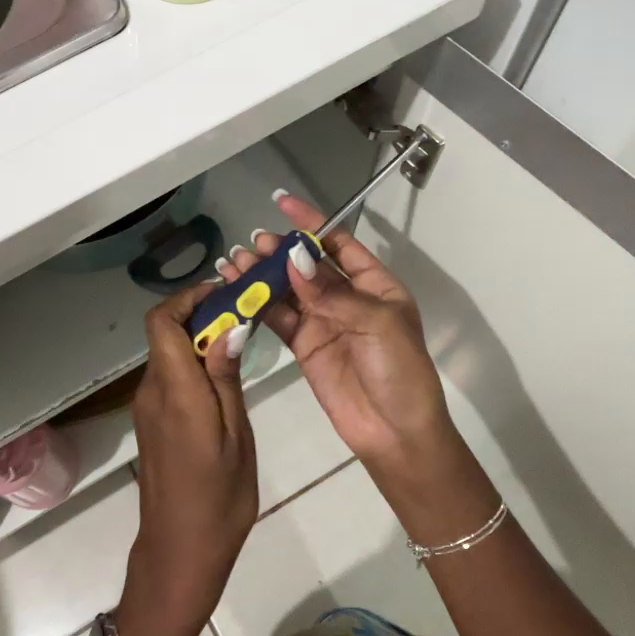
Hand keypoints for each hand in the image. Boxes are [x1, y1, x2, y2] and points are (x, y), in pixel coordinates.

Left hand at [116, 282, 256, 635]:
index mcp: (176, 391)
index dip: (187, 298)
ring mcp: (147, 407)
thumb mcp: (236, 436)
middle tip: (243, 314)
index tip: (224, 293)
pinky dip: (191, 365)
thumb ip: (226, 379)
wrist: (179, 551)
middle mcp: (152, 391)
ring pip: (167, 354)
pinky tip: (223, 378)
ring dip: (197, 340)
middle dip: (200, 315)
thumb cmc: (219, 498)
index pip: (162, 322)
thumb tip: (229, 326)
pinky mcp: (151, 422)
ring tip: (241, 343)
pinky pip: (168, 378)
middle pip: (164, 334)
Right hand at [222, 193, 460, 487]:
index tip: (281, 203)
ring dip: (262, 273)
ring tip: (235, 261)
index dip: (311, 222)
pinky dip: (256, 303)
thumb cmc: (399, 370)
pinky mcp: (303, 345)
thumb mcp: (376, 323)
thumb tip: (294, 258)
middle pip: (306, 264)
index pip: (338, 242)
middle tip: (253, 243)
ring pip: (286, 288)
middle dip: (279, 250)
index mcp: (374, 284)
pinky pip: (277, 316)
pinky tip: (236, 289)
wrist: (396, 432)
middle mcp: (346, 297)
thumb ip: (332, 292)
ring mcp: (323, 321)